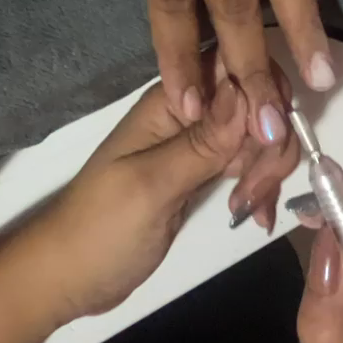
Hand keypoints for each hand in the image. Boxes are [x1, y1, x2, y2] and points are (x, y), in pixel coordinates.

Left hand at [12, 70, 250, 320]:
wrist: (72, 275)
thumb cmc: (102, 226)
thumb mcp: (152, 185)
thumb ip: (202, 142)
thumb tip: (246, 88)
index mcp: (172, 99)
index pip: (233, 67)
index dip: (263, 94)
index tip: (269, 142)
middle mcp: (190, 111)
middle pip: (256, 101)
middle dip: (270, 142)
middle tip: (256, 192)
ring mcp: (198, 142)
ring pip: (259, 134)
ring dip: (268, 169)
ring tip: (250, 209)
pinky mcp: (204, 172)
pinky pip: (249, 163)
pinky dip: (261, 186)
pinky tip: (254, 216)